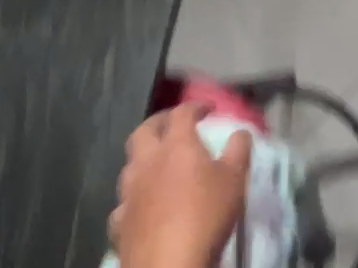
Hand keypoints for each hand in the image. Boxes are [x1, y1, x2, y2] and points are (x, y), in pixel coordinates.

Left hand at [111, 105, 251, 267]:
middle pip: (143, 132)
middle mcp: (147, 163)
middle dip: (158, 123)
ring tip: (158, 165)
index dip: (196, 106)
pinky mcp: (118, 224)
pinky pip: (123, 203)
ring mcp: (128, 194)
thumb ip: (239, 149)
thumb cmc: (206, 215)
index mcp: (176, 146)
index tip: (209, 110)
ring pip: (128, 166)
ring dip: (143, 159)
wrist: (169, 266)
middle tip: (174, 126)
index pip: (181, 113)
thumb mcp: (236, 178)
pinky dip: (133, 198)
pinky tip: (143, 206)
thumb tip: (240, 132)